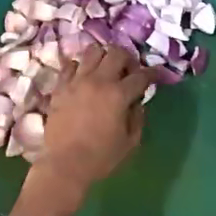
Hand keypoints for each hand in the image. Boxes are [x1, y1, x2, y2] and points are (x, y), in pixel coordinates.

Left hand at [31, 45, 151, 207]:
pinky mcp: (60, 86)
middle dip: (128, 59)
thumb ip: (137, 117)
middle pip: (117, 53)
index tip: (155, 75)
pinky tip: (83, 78)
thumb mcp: (130, 142)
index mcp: (118, 94)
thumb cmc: (101, 157)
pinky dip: (80, 67)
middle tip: (128, 72)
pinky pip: (70, 65)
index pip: (141, 75)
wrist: (65, 164)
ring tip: (105, 70)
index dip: (152, 73)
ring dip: (103, 57)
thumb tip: (137, 102)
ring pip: (92, 51)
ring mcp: (77, 81)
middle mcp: (98, 80)